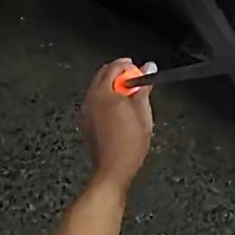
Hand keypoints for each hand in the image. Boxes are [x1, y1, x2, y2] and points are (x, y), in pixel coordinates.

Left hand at [79, 59, 153, 189]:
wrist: (113, 169)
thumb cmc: (128, 143)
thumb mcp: (142, 111)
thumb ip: (143, 86)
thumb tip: (148, 68)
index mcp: (102, 92)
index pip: (112, 68)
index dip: (127, 65)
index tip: (138, 69)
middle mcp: (90, 99)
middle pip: (102, 77)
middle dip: (118, 75)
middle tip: (134, 80)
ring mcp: (86, 112)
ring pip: (98, 90)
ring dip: (113, 88)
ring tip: (130, 96)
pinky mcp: (86, 123)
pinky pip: (95, 103)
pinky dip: (106, 100)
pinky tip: (119, 110)